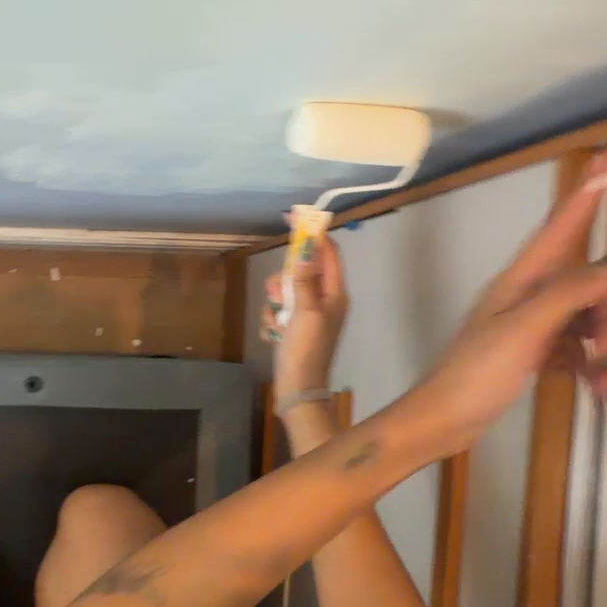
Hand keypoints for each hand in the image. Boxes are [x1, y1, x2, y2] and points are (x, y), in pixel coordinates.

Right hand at [259, 228, 347, 398]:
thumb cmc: (305, 350)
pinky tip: (274, 335)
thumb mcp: (304, 311)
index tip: (293, 218)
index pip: (328, 252)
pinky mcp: (294, 328)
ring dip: (275, 303)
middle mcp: (324, 301)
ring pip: (286, 291)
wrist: (297, 389)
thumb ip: (304, 277)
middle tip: (277, 293)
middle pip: (302, 270)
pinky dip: (272, 321)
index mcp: (335, 294)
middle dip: (284, 279)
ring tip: (276, 321)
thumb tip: (308, 245)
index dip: (312, 234)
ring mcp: (309, 315)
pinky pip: (278, 312)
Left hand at [395, 145, 606, 452]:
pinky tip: (604, 392)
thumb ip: (568, 294)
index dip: (587, 194)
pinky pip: (581, 350)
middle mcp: (528, 296)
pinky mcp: (537, 354)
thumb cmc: (475, 374)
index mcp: (519, 281)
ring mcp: (533, 326)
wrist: (445, 420)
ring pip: (592, 319)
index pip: (560, 228)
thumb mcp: (523, 330)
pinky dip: (597, 368)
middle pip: (593, 283)